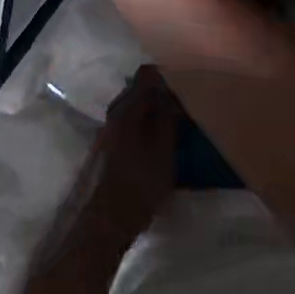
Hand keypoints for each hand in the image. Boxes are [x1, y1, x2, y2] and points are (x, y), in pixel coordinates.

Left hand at [89, 66, 180, 228]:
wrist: (104, 219)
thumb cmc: (138, 186)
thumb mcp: (162, 153)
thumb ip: (166, 118)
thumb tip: (172, 90)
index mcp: (126, 108)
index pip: (147, 74)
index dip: (169, 75)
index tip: (190, 83)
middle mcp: (114, 111)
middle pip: (140, 87)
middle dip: (165, 91)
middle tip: (190, 103)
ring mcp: (109, 127)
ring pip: (136, 105)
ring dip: (156, 108)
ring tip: (181, 120)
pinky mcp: (109, 142)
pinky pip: (132, 120)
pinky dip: (148, 122)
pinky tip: (162, 137)